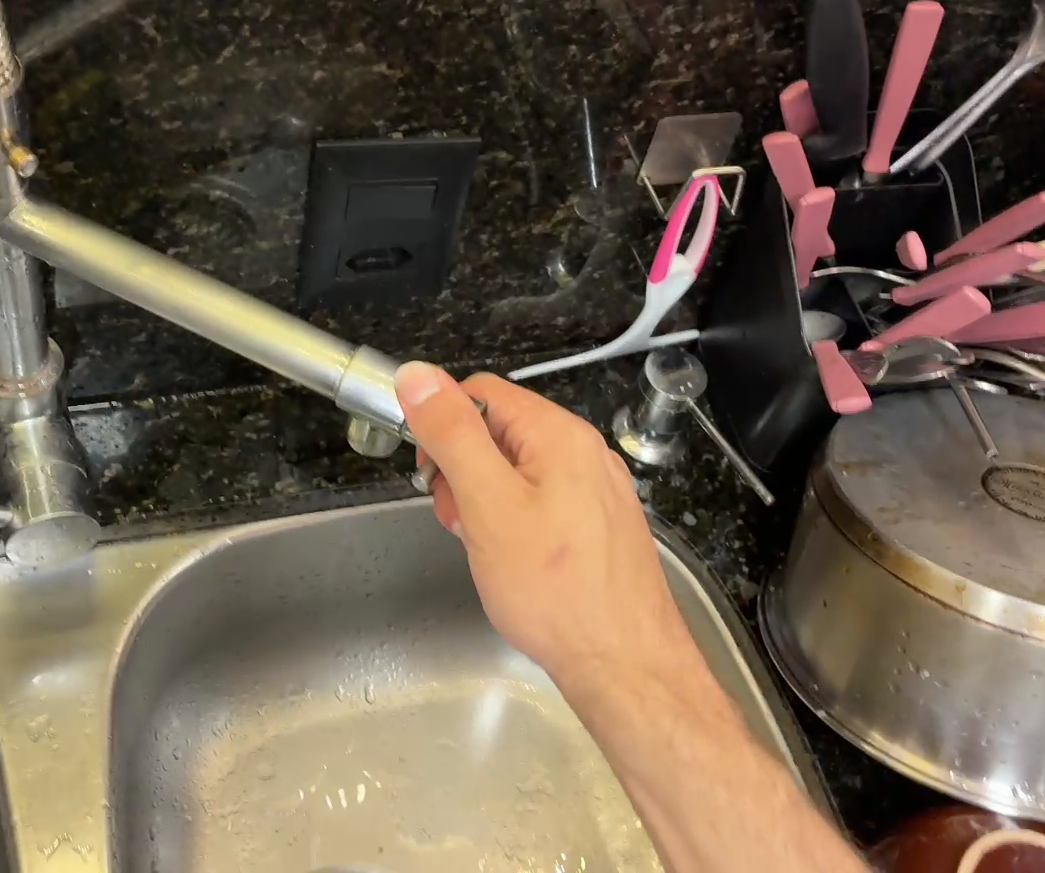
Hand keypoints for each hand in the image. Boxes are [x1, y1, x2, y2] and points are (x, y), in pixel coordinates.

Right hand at [393, 363, 697, 691]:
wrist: (626, 668)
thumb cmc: (556, 592)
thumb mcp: (487, 504)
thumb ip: (452, 434)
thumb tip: (418, 375)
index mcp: (559, 434)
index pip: (481, 393)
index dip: (442, 424)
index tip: (430, 472)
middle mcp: (584, 452)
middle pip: (498, 432)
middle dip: (463, 471)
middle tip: (459, 519)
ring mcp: (595, 489)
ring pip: (516, 471)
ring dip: (484, 500)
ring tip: (486, 547)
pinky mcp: (597, 524)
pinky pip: (540, 502)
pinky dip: (513, 522)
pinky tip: (512, 561)